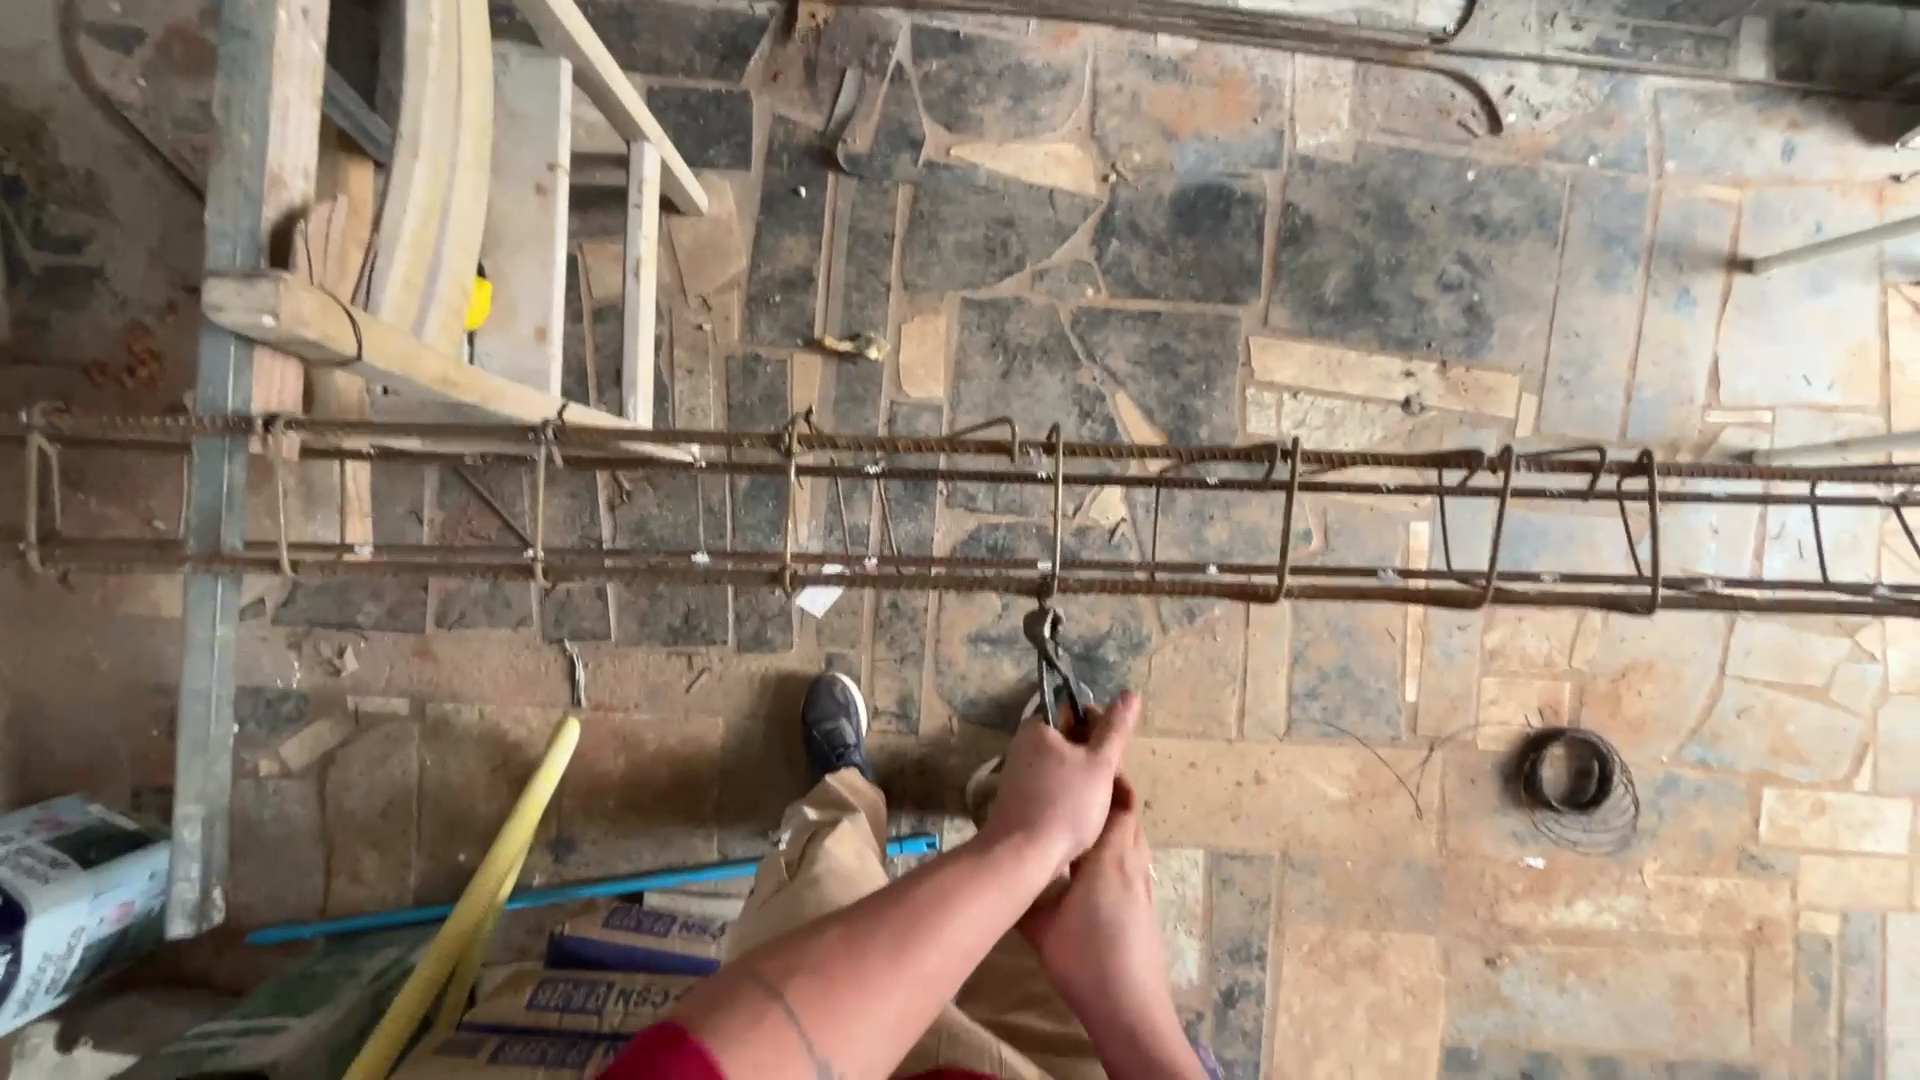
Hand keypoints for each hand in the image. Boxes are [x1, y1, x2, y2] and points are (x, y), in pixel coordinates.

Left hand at [978, 692, 1141, 876]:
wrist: (1022, 856)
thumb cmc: (1064, 804)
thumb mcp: (1099, 764)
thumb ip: (1116, 729)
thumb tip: (1130, 694)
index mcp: (1038, 727)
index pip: (1076, 711)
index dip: (1102, 727)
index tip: (1116, 753)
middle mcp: (1024, 745)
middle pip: (1073, 740)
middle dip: (1098, 759)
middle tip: (1117, 783)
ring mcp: (1020, 774)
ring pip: (1067, 767)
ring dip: (1089, 780)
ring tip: (1106, 803)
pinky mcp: (1021, 800)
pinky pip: (1055, 788)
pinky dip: (1073, 797)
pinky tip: (1086, 817)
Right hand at [1018, 778, 1172, 1017]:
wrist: (1131, 1010)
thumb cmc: (1085, 960)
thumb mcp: (1040, 926)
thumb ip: (1022, 896)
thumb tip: (1001, 873)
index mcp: (1109, 859)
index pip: (1118, 805)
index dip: (1108, 782)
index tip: (1086, 768)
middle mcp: (1133, 866)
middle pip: (1130, 819)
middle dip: (1111, 799)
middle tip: (1080, 792)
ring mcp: (1145, 890)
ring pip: (1135, 843)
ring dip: (1117, 827)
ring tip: (1086, 825)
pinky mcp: (1147, 911)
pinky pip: (1137, 866)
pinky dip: (1121, 854)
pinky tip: (1097, 871)